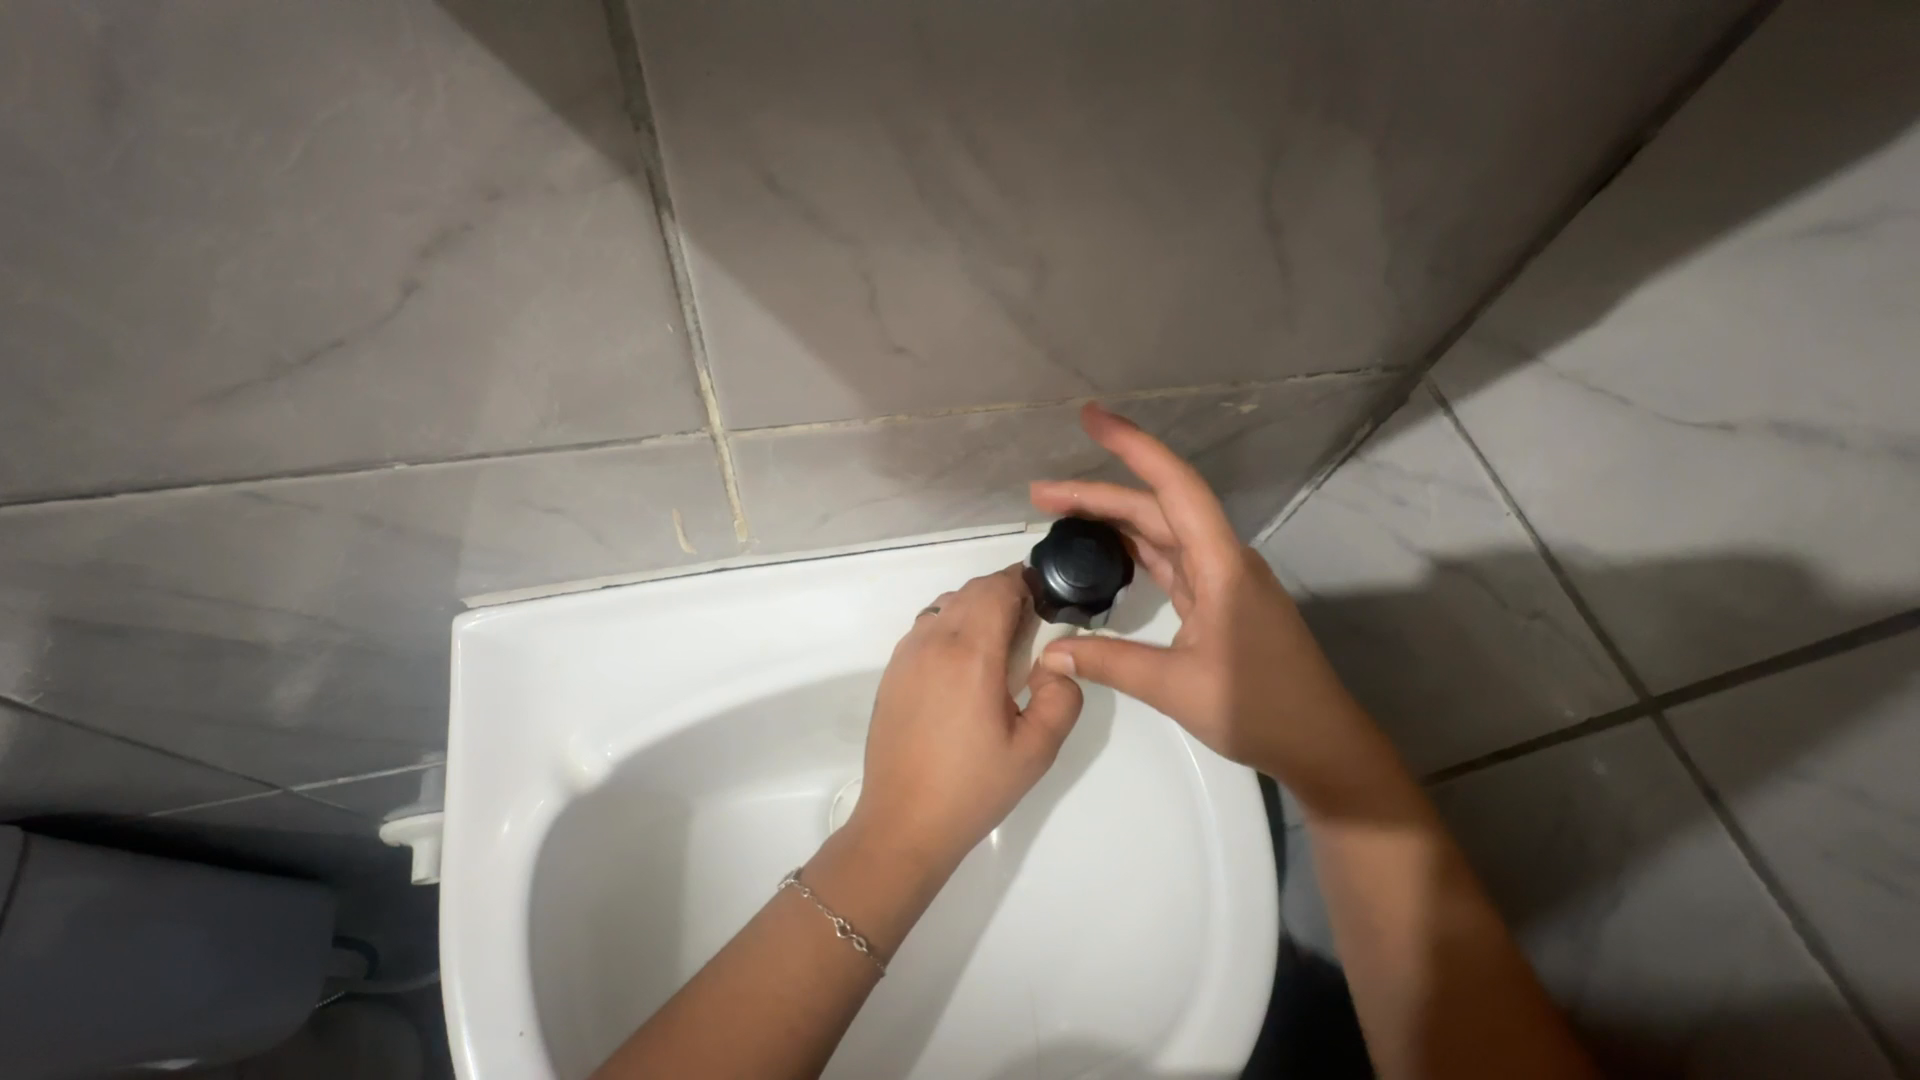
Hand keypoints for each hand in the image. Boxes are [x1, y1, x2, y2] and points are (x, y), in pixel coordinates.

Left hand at [847, 565, 1084, 876]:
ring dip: (976, 610)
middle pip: (971, 591)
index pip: (998, 588)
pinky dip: (951, 628)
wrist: (903, 822)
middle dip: (1004, 594)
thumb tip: (1056, 662)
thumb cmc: (973, 787)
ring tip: (1001, 648)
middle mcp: (932, 642)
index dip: (1026, 583)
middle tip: (1033, 628)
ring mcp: (906, 655)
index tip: (1049, 601)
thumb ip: (1061, 697)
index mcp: (970, 654)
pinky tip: (966, 669)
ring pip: (946, 606)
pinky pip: (926, 628)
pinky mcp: (892, 673)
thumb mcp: (1037, 750)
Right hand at [1030, 403, 1378, 788]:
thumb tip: (1050, 654)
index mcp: (1221, 565)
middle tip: (1040, 495)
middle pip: (1156, 509)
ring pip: (1161, 534)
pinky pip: (1169, 562)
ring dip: (1113, 521)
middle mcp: (1222, 560)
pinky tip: (1103, 552)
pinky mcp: (1218, 602)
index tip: (1092, 419)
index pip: (1174, 488)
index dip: (1133, 447)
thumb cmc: (1260, 709)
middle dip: (1098, 495)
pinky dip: (1133, 552)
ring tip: (1058, 516)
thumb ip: (1109, 663)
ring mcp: (1221, 581)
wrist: (1320, 742)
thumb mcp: (1176, 688)